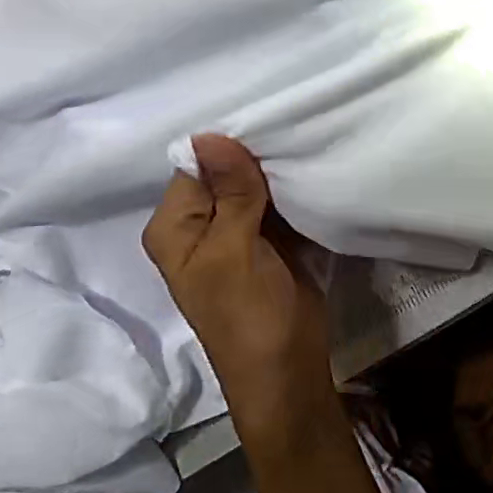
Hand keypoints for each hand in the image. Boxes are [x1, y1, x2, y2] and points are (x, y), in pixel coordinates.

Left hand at [143, 135, 331, 430]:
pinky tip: (317, 173)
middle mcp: (202, 228)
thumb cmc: (250, 315)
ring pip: (259, 191)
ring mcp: (240, 237)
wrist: (288, 369)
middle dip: (260, 158)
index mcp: (175, 228)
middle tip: (299, 129)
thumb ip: (229, 194)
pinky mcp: (273, 246)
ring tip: (312, 144)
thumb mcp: (234, 252)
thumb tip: (210, 134)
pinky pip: (281, 209)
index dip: (232, 147)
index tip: (273, 123)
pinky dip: (297, 195)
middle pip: (229, 176)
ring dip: (282, 174)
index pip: (197, 167)